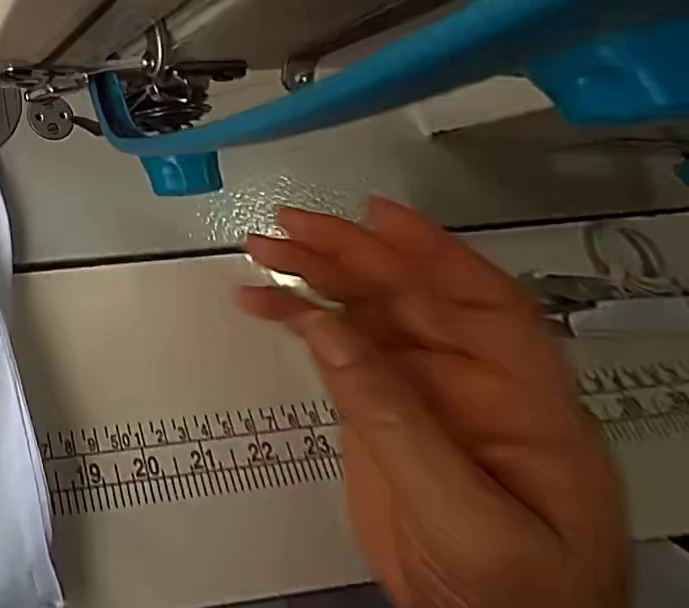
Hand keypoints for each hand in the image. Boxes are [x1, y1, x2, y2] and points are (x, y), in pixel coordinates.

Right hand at [239, 199, 626, 607]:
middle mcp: (472, 384)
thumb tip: (322, 325)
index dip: (434, 252)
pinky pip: (334, 343)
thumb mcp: (460, 509)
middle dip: (348, 254)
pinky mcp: (377, 406)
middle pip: (410, 297)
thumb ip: (392, 413)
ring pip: (365, 311)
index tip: (373, 213)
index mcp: (524, 404)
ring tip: (258, 250)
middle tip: (283, 226)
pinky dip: (296, 317)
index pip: (484, 306)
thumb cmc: (507, 590)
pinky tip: (261, 303)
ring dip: (314, 276)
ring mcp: (421, 393)